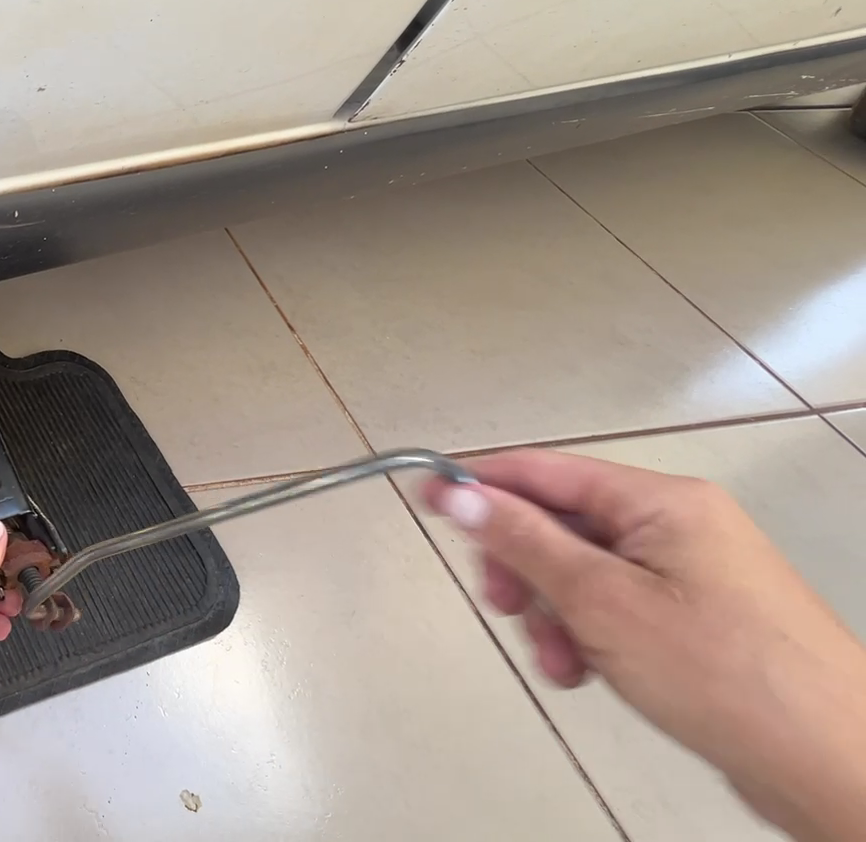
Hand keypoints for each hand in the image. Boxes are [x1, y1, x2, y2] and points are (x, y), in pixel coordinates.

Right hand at [422, 449, 865, 841]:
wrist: (844, 777)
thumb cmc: (719, 673)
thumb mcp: (598, 599)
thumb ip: (520, 538)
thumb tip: (454, 491)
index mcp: (660, 502)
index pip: (540, 470)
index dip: (475, 482)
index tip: (423, 501)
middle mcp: (673, 524)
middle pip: (555, 521)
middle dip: (518, 565)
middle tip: (500, 605)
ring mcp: (687, 570)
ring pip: (575, 567)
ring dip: (547, 609)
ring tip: (556, 658)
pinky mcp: (694, 614)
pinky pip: (608, 601)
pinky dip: (582, 630)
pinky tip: (582, 669)